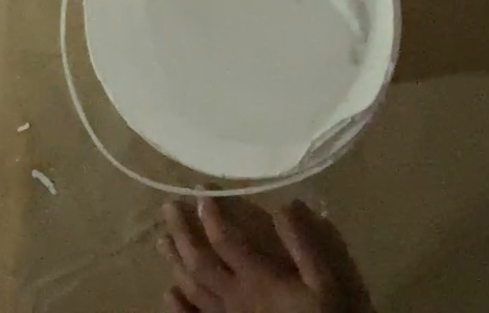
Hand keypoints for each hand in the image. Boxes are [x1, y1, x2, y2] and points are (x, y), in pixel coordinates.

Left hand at [157, 197, 372, 312]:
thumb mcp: (327, 279)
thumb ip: (306, 243)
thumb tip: (286, 204)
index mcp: (259, 279)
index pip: (225, 240)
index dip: (210, 212)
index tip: (199, 188)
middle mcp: (237, 297)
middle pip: (199, 262)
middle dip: (182, 231)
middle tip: (167, 205)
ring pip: (194, 288)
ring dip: (175, 261)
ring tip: (161, 238)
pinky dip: (180, 308)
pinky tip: (168, 294)